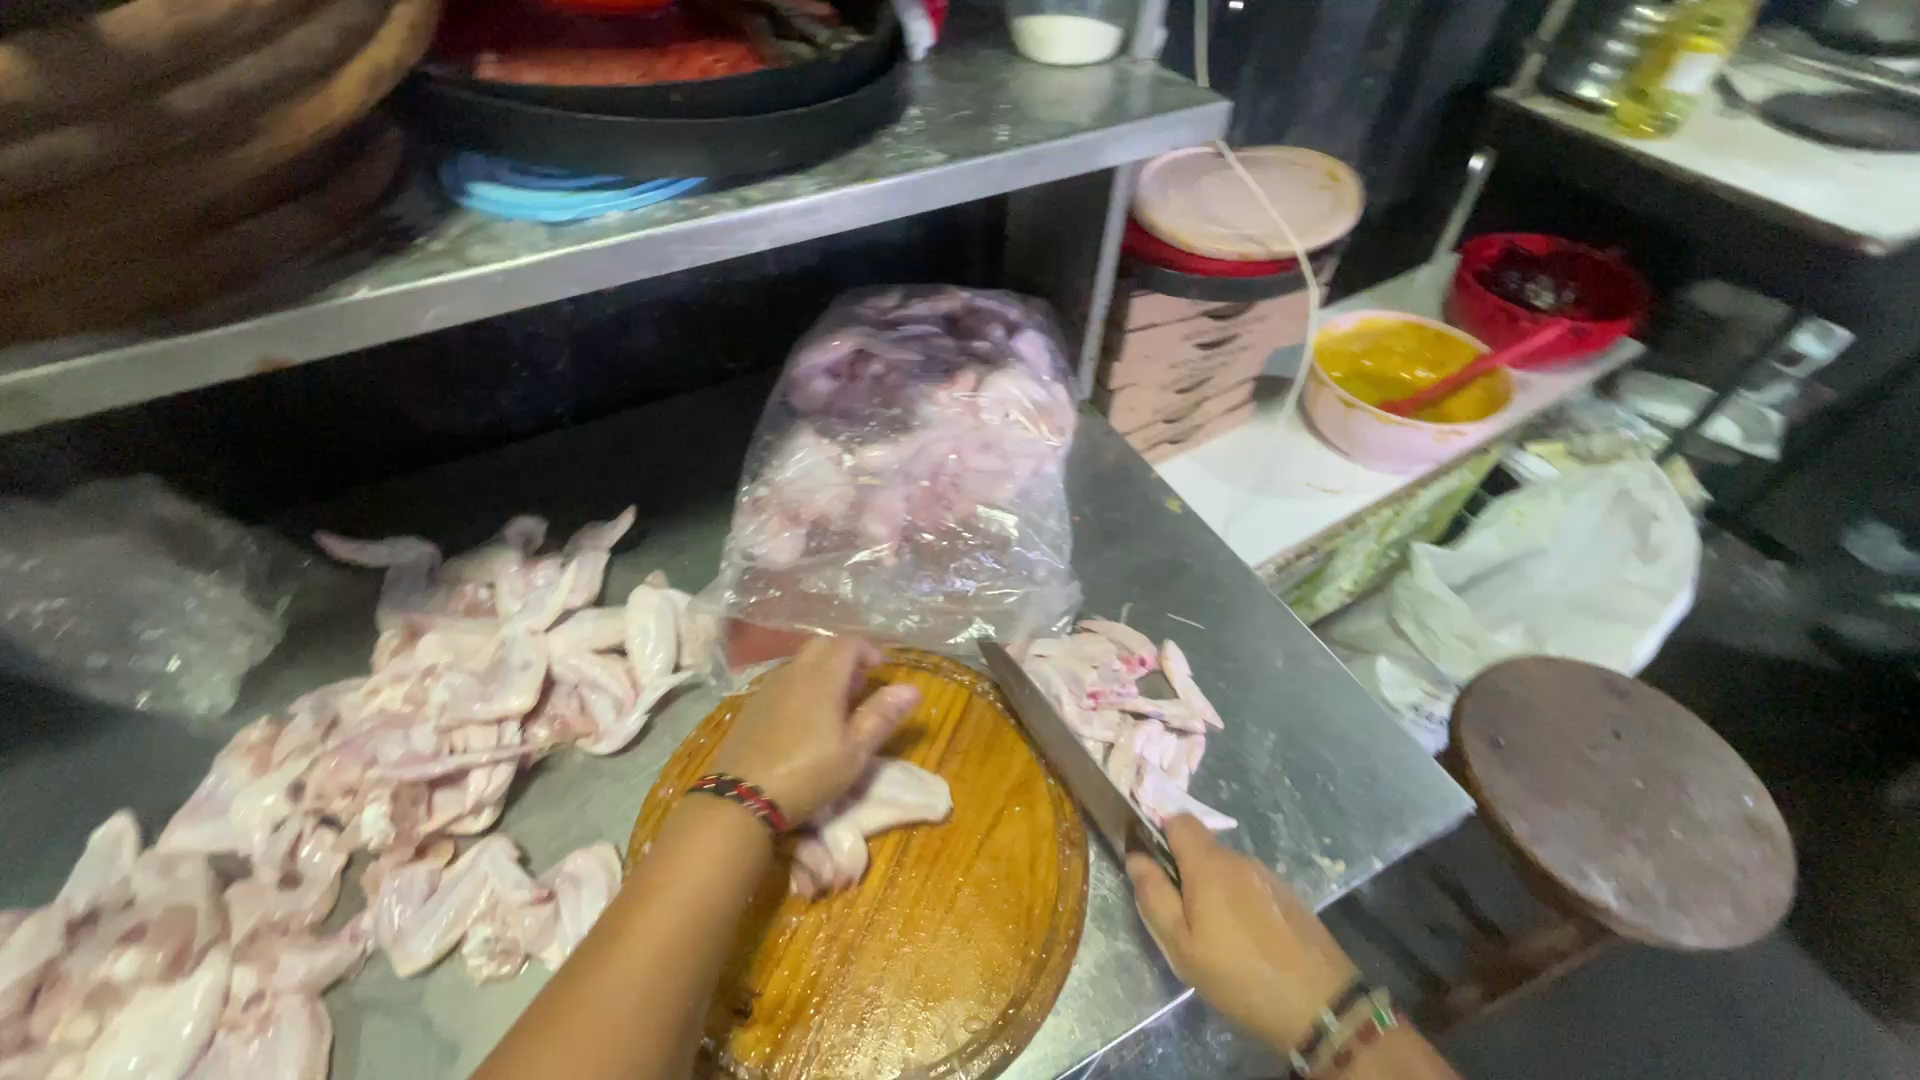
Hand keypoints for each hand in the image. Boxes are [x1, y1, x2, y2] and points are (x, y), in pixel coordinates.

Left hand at [710, 636, 921, 823]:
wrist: (740, 798)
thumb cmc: (807, 775)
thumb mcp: (853, 753)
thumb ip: (881, 716)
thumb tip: (912, 689)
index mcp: (822, 679)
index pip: (847, 643)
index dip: (868, 650)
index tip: (881, 670)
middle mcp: (793, 673)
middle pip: (822, 645)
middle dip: (845, 656)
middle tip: (860, 685)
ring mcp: (768, 688)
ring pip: (800, 662)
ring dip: (823, 670)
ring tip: (836, 704)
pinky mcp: (752, 706)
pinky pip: (783, 680)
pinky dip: (802, 685)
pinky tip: (805, 719)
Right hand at [1127, 816, 1357, 1051]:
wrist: (1320, 1005)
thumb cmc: (1238, 975)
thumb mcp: (1181, 945)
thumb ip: (1154, 896)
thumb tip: (1136, 858)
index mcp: (1209, 865)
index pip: (1179, 820)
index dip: (1162, 836)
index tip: (1156, 870)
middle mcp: (1240, 860)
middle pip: (1203, 849)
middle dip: (1187, 873)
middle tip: (1184, 920)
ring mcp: (1269, 877)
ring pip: (1227, 871)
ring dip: (1215, 892)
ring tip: (1218, 939)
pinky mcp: (1289, 897)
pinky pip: (1251, 888)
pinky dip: (1241, 905)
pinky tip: (1247, 943)